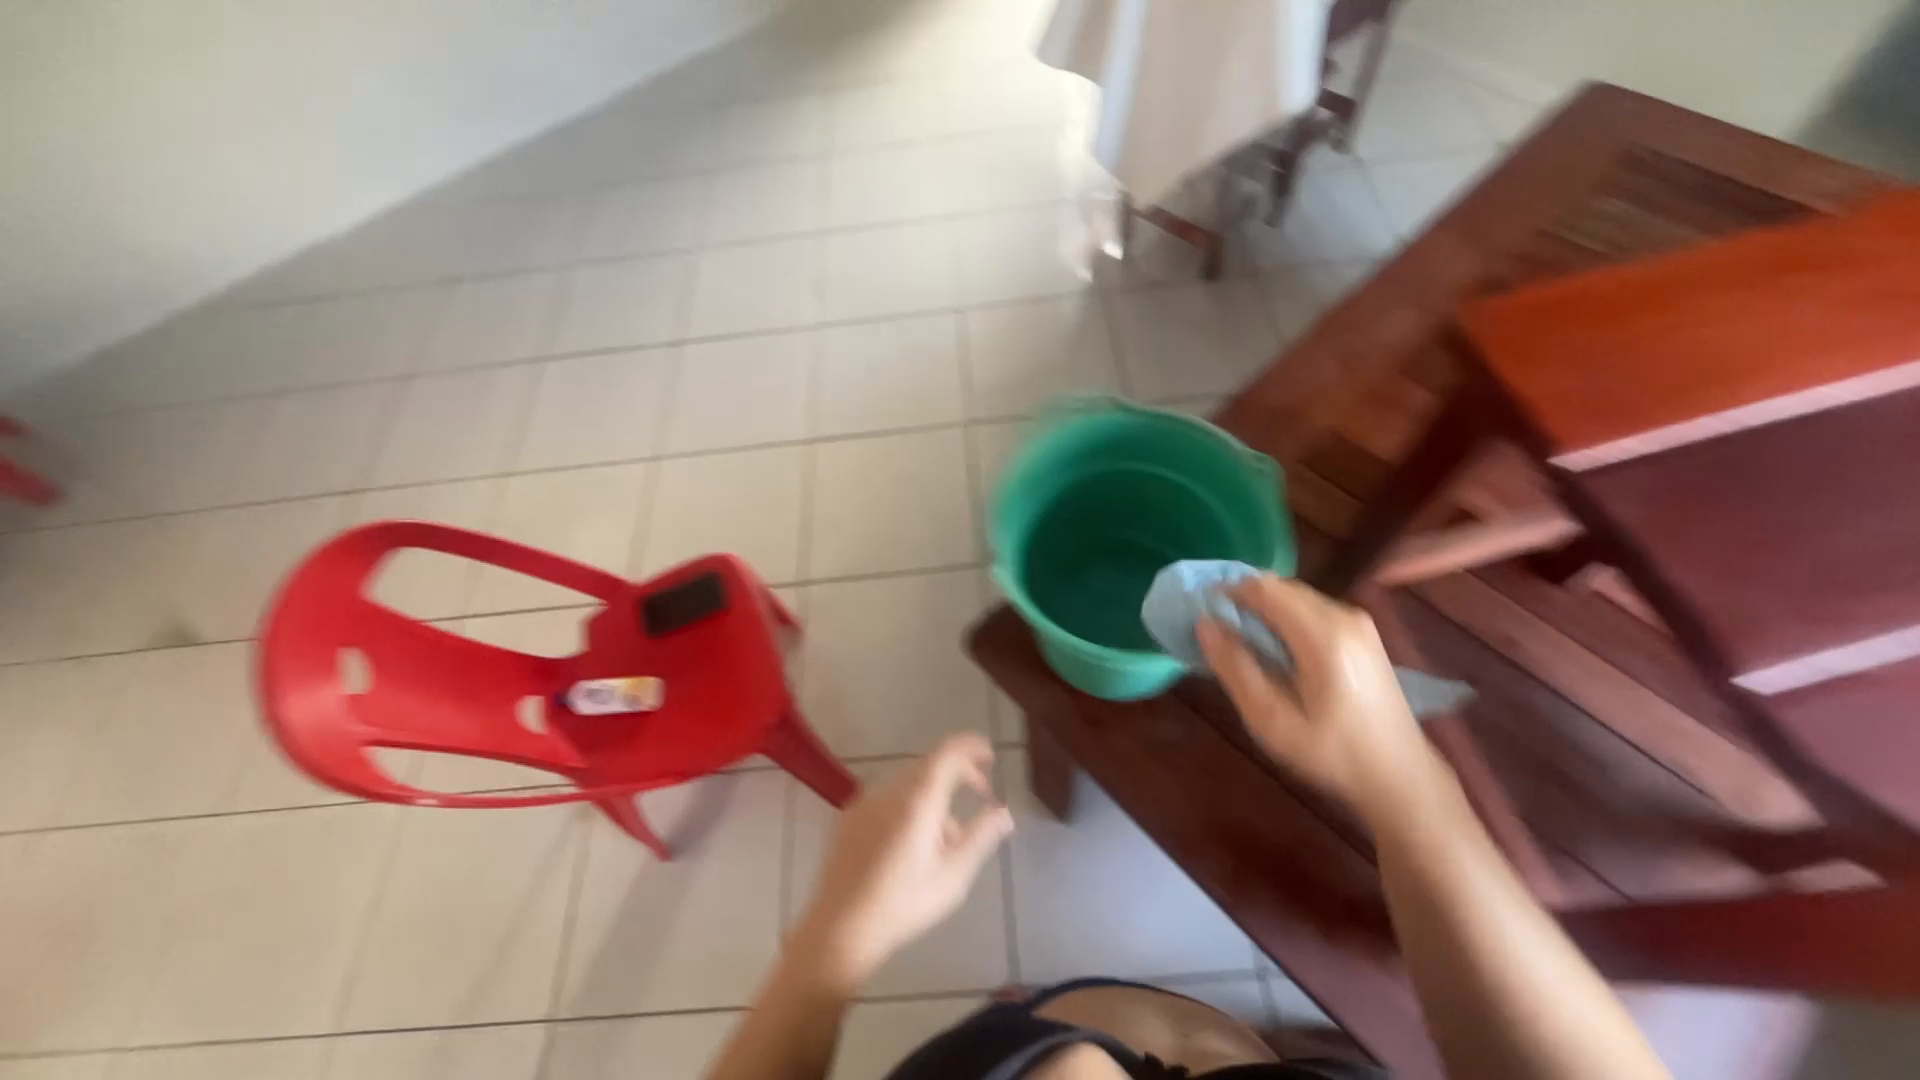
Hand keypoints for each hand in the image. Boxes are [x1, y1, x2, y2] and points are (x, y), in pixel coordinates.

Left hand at [792, 733, 1013, 986]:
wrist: (840, 929)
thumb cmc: (903, 904)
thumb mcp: (952, 875)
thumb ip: (981, 837)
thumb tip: (1005, 812)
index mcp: (917, 802)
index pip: (947, 754)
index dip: (971, 747)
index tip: (990, 756)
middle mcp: (888, 792)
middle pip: (928, 766)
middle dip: (958, 773)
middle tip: (981, 792)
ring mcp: (865, 803)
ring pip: (908, 783)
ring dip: (934, 794)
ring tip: (949, 835)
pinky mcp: (849, 818)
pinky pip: (888, 797)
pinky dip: (909, 804)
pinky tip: (914, 841)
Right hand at [1196, 576, 1443, 826]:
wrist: (1399, 777)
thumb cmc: (1331, 753)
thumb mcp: (1271, 719)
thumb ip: (1235, 667)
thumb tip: (1204, 623)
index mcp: (1322, 635)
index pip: (1264, 588)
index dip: (1227, 593)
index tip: (1203, 618)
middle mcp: (1344, 616)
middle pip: (1280, 587)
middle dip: (1244, 602)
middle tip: (1220, 637)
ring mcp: (1358, 622)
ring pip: (1295, 596)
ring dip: (1265, 611)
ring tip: (1246, 648)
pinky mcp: (1362, 633)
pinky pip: (1311, 610)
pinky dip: (1285, 620)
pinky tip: (1279, 654)